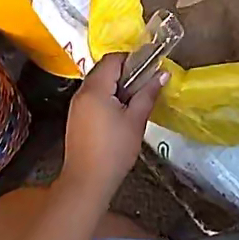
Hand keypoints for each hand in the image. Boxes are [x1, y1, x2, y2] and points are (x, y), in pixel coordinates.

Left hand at [58, 53, 164, 195]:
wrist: (87, 180)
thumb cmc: (114, 149)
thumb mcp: (136, 120)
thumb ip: (148, 94)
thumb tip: (162, 74)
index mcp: (95, 89)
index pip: (112, 59)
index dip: (132, 60)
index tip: (149, 69)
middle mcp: (82, 92)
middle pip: (104, 70)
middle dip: (125, 73)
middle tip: (145, 86)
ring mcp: (76, 106)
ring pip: (98, 84)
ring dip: (117, 86)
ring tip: (136, 101)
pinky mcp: (76, 118)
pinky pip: (93, 97)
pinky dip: (107, 98)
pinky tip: (121, 114)